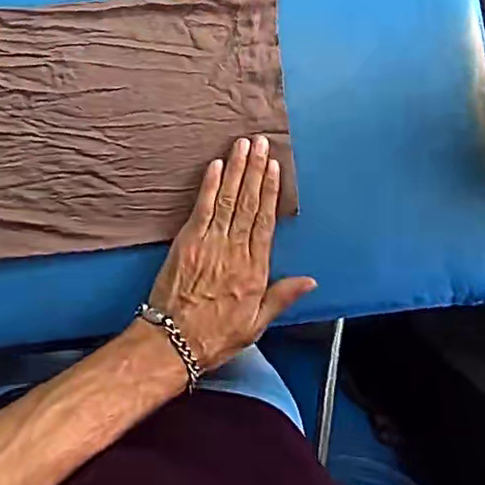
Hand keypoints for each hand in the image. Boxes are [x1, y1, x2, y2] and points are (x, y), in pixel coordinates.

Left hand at [145, 136, 316, 371]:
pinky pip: (202, 207)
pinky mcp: (188, 240)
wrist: (174, 341)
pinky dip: (210, 184)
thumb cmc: (215, 335)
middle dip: (256, 170)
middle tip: (261, 143)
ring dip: (236, 169)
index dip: (271, 192)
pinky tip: (216, 164)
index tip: (275, 168)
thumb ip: (283, 296)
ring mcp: (210, 242)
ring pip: (228, 199)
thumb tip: (310, 280)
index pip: (266, 221)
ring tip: (243, 145)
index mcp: (254, 270)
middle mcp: (235, 251)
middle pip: (249, 203)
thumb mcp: (257, 324)